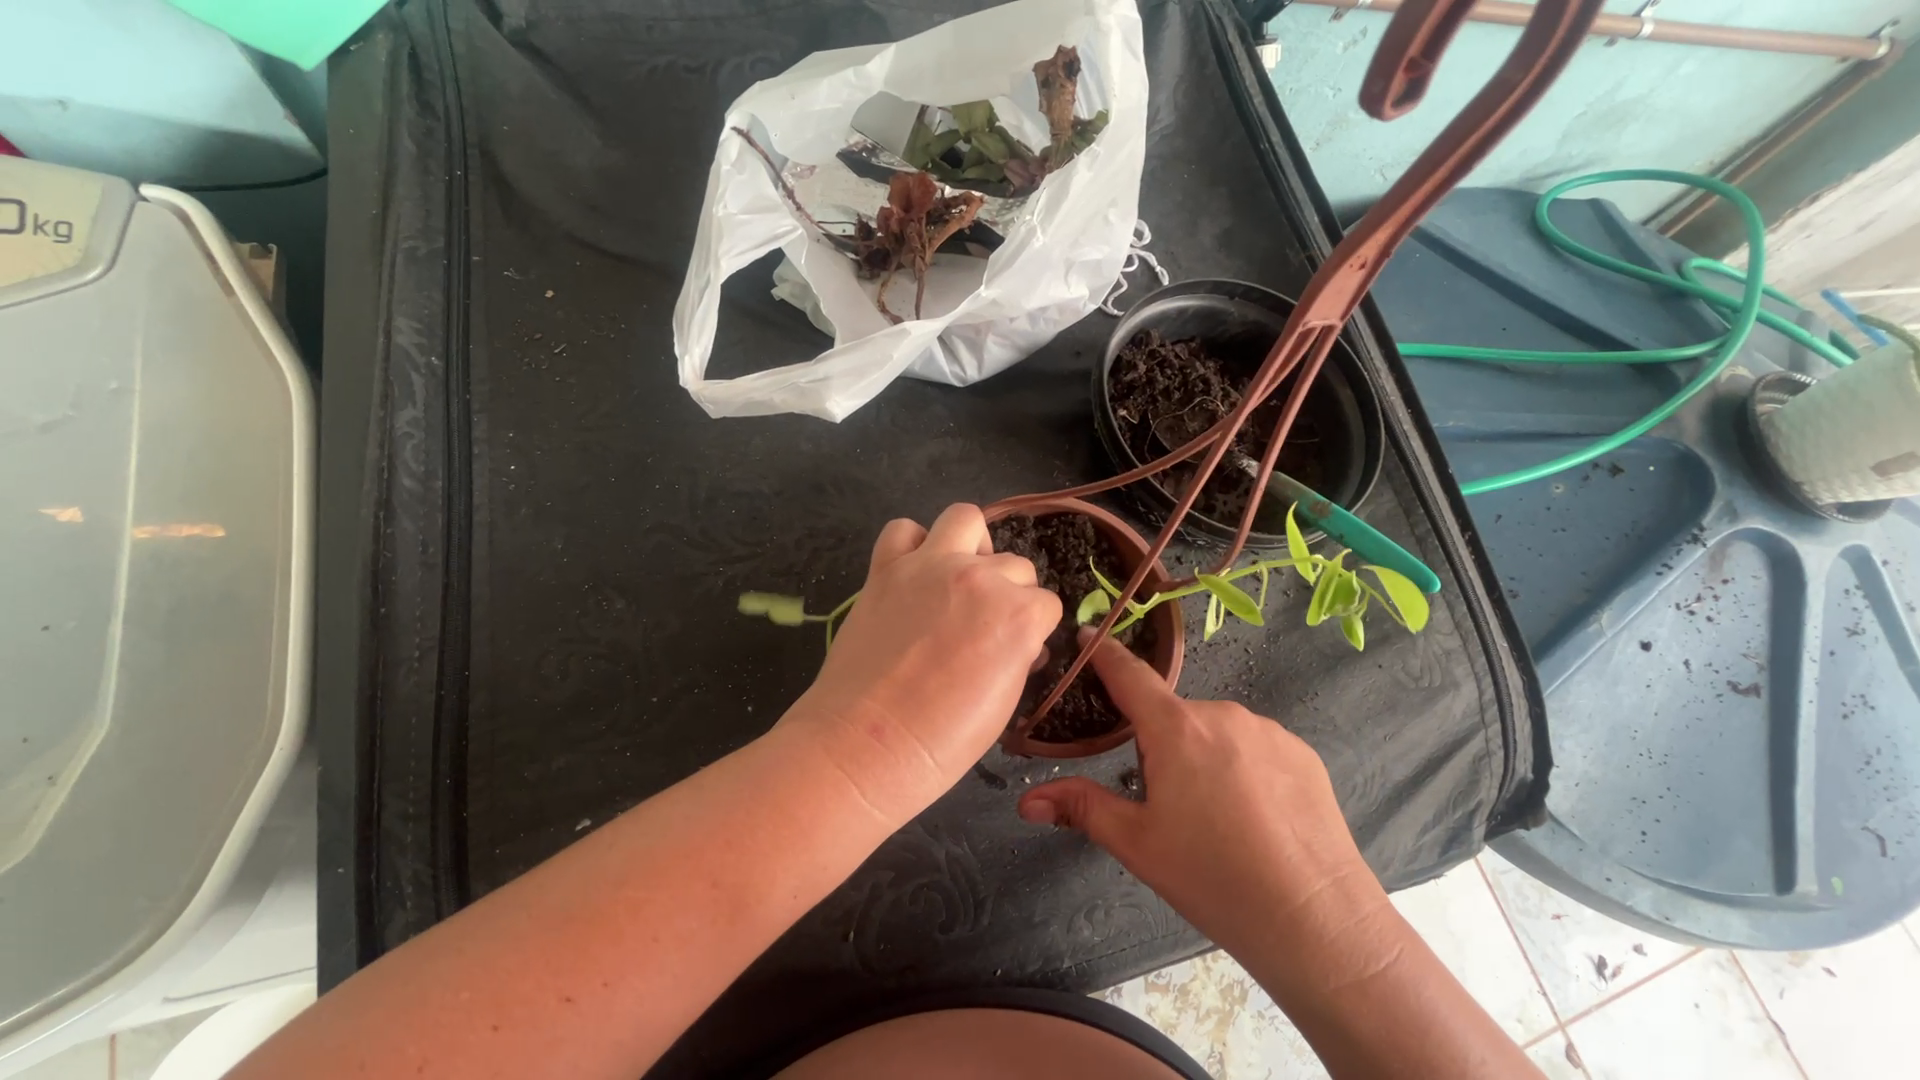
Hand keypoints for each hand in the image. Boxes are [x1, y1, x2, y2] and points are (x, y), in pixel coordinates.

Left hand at [783, 504, 1059, 826]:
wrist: (867, 746)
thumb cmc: (944, 742)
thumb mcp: (1005, 703)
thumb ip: (1019, 655)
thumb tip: (1022, 641)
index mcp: (1018, 616)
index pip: (1046, 604)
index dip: (1033, 631)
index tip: (1016, 653)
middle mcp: (979, 579)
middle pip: (1014, 565)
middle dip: (1009, 594)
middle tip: (983, 626)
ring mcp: (929, 567)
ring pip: (966, 519)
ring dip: (971, 546)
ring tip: (958, 579)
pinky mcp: (885, 569)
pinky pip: (903, 530)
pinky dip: (912, 545)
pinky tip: (913, 575)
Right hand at [1017, 628, 1388, 955]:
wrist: (1314, 918)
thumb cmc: (1212, 877)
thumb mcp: (1136, 844)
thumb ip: (1081, 808)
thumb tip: (1026, 800)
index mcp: (1176, 730)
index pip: (1129, 675)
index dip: (1104, 654)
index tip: (1087, 633)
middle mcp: (1223, 715)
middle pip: (1174, 716)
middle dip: (1161, 747)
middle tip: (1167, 806)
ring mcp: (1269, 731)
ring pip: (1217, 733)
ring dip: (1204, 758)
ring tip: (1216, 820)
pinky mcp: (1303, 753)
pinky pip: (1256, 747)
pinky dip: (1245, 770)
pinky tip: (1256, 819)